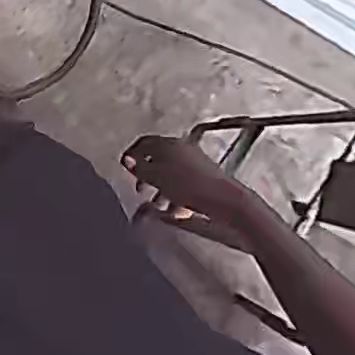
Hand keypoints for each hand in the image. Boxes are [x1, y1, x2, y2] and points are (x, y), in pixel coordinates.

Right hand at [122, 135, 258, 226]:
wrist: (229, 203)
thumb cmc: (192, 187)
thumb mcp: (158, 178)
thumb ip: (140, 169)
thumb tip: (127, 160)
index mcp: (170, 144)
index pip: (144, 142)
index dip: (132, 154)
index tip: (125, 166)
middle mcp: (183, 149)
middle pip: (157, 158)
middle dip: (147, 174)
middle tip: (140, 187)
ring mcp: (196, 163)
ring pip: (171, 174)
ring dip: (161, 188)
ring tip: (157, 205)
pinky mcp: (206, 179)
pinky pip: (184, 184)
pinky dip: (176, 195)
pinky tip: (175, 212)